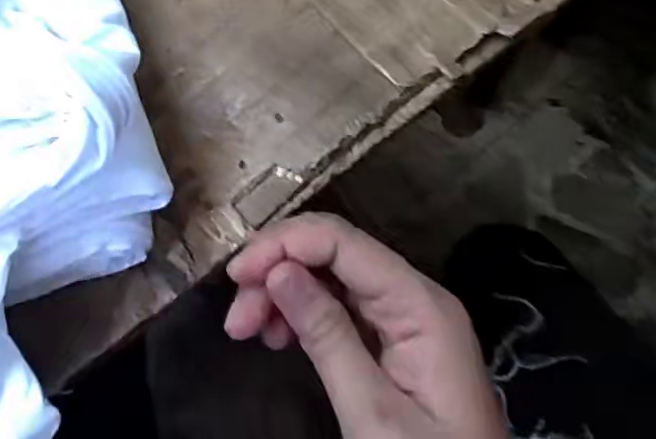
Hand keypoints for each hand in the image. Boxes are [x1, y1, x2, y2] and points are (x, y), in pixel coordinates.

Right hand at [224, 214, 506, 438]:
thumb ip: (326, 335)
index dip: (282, 244)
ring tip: (246, 329)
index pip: (338, 239)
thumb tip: (277, 269)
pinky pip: (332, 304)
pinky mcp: (389, 339)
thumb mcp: (373, 415)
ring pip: (323, 274)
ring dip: (279, 293)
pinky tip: (274, 335)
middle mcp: (410, 295)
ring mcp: (401, 316)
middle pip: (328, 251)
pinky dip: (296, 312)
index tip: (237, 276)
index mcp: (418, 303)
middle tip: (236, 315)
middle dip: (275, 270)